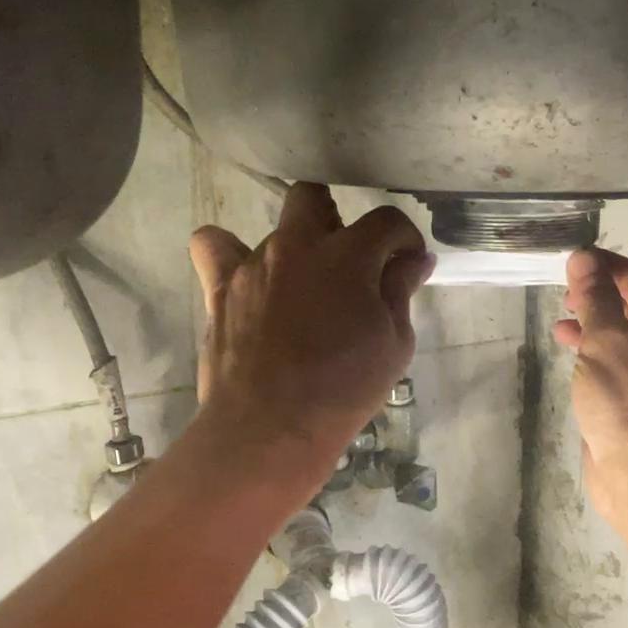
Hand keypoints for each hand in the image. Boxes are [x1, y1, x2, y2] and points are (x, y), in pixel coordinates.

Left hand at [188, 183, 434, 465]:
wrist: (271, 428)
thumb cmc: (345, 389)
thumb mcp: (394, 343)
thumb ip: (401, 290)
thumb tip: (414, 259)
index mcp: (348, 254)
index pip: (387, 221)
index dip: (404, 240)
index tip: (407, 267)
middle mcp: (297, 244)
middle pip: (315, 198)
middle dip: (338, 221)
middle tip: (350, 266)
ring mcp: (254, 262)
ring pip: (275, 230)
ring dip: (296, 251)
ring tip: (305, 293)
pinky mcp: (220, 287)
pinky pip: (213, 246)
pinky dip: (231, 254)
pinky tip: (249, 280)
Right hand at [555, 237, 627, 507]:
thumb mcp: (608, 339)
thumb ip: (595, 296)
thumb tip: (585, 259)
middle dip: (616, 276)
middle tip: (579, 273)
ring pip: (627, 322)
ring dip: (599, 306)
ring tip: (566, 303)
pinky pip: (612, 352)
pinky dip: (590, 339)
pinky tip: (562, 338)